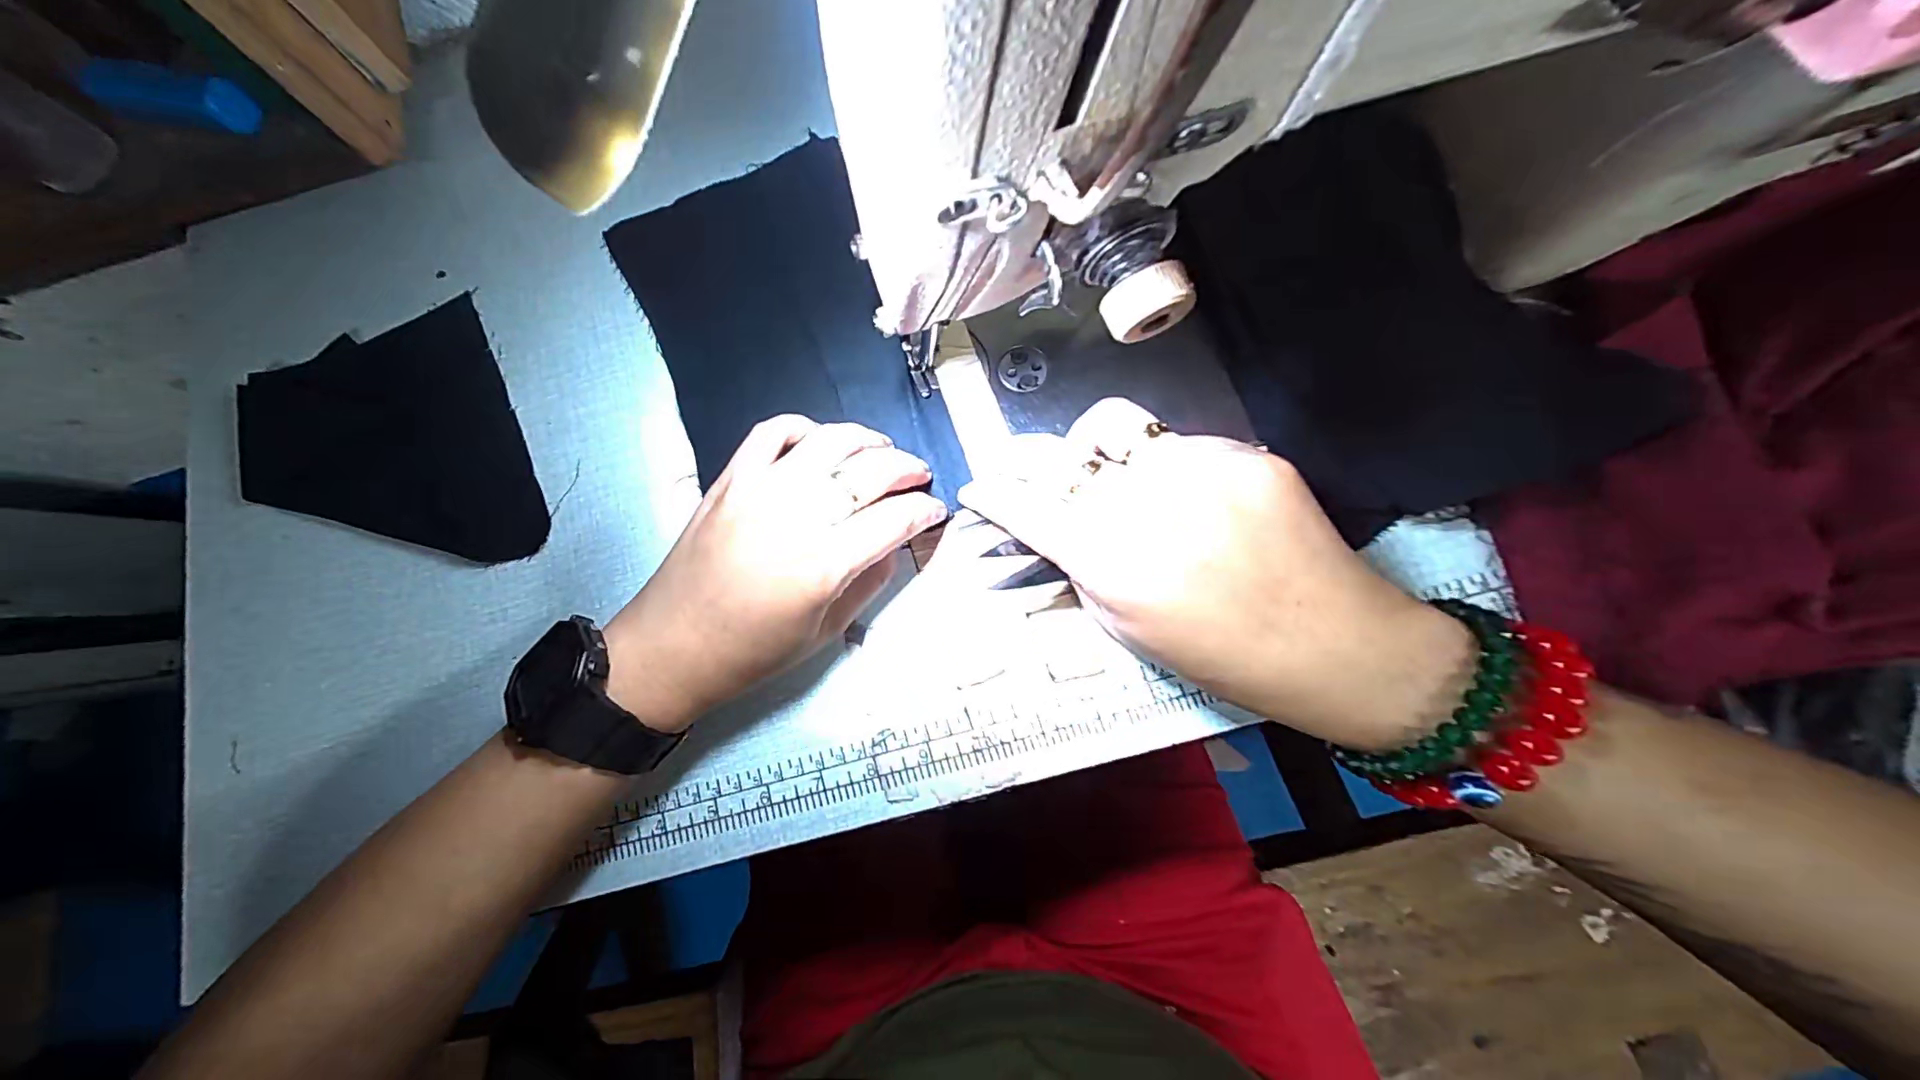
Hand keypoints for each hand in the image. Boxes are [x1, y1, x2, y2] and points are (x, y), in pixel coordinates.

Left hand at [603, 416, 948, 732]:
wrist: (672, 646)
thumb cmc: (751, 651)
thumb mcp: (825, 631)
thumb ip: (870, 581)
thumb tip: (895, 541)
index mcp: (822, 566)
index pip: (892, 519)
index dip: (923, 510)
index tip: (934, 509)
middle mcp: (794, 518)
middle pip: (868, 472)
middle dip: (906, 468)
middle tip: (919, 476)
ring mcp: (759, 491)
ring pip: (828, 441)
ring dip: (866, 439)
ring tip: (881, 450)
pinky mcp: (731, 479)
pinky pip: (773, 432)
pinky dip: (804, 427)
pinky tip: (821, 442)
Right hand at [958, 399, 1472, 750]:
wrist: (1331, 642)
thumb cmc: (1220, 655)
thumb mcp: (1130, 628)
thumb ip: (1085, 570)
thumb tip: (1052, 529)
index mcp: (1112, 563)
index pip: (1026, 508)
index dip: (992, 494)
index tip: (980, 488)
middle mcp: (1146, 507)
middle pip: (1058, 453)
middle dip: (1026, 458)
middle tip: (1025, 467)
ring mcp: (1199, 471)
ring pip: (1116, 428)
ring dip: (1097, 450)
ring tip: (1111, 474)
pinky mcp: (1246, 453)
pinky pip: (1181, 441)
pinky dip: (1167, 464)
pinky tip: (1190, 494)